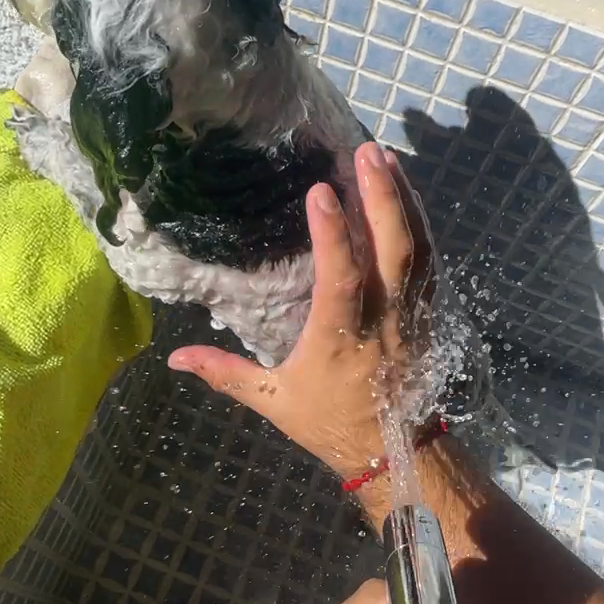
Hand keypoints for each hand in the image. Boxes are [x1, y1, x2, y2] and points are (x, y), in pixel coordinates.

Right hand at [168, 143, 428, 474]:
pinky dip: (420, 225)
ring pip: (417, 252)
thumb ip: (226, 375)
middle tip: (368, 151)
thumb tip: (173, 358)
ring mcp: (413, 316)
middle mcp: (384, 321)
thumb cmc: (331, 424)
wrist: (396, 452)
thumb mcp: (274, 403)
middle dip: (382, 199)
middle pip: (392, 253)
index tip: (320, 190)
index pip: (342, 279)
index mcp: (341, 340)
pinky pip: (430, 264)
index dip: (334, 234)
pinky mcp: (428, 315)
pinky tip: (407, 196)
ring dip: (404, 202)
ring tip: (388, 159)